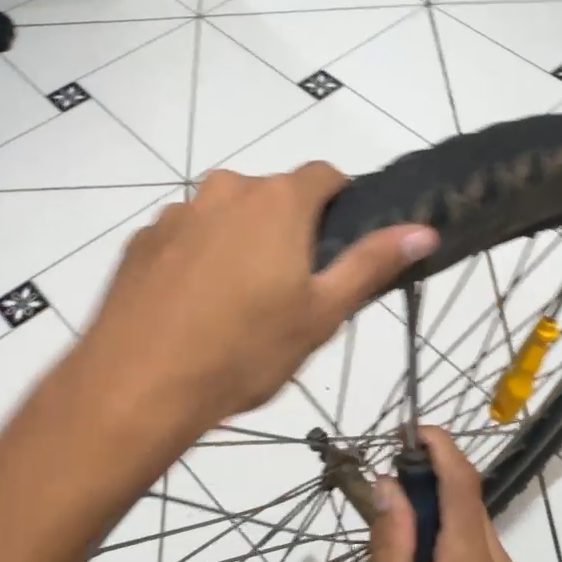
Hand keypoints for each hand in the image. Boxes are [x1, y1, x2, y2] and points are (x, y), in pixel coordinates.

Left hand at [74, 163, 436, 442]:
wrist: (137, 386)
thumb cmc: (243, 352)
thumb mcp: (320, 315)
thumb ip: (371, 264)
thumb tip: (424, 229)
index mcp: (277, 202)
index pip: (324, 175)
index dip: (340, 202)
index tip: (341, 242)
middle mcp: (224, 192)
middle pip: (271, 196)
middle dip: (287, 230)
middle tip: (287, 291)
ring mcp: (175, 214)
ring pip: (224, 217)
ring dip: (238, 243)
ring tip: (234, 306)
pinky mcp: (140, 242)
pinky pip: (183, 239)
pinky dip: (195, 260)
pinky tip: (191, 310)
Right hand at [363, 429, 534, 561]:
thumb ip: (391, 540)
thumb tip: (388, 484)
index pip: (463, 482)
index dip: (440, 446)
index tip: (408, 428)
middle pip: (468, 498)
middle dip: (430, 474)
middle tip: (381, 476)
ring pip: (469, 522)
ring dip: (434, 504)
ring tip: (387, 512)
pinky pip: (471, 547)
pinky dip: (442, 532)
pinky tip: (410, 551)